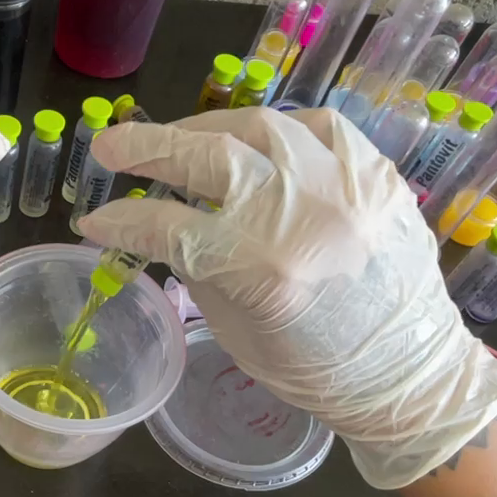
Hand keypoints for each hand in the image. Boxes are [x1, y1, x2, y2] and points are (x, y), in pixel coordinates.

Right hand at [78, 107, 496, 488]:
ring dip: (205, 130)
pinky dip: (273, 129)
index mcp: (262, 271)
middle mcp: (304, 216)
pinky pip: (317, 126)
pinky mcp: (376, 172)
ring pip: (261, 127)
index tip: (92, 221)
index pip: (170, 229)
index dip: (123, 222)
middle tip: (109, 145)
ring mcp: (346, 185)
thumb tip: (166, 227)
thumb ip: (200, 268)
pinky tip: (252, 141)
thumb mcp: (236, 328)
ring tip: (177, 141)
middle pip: (210, 159)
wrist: (405, 370)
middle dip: (149, 147)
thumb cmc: (310, 368)